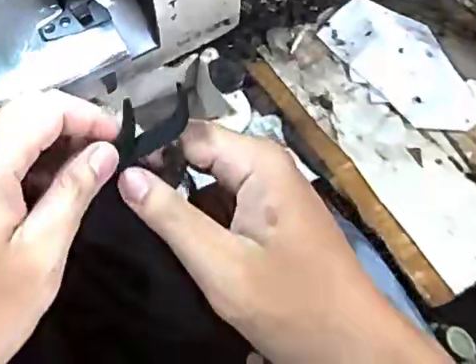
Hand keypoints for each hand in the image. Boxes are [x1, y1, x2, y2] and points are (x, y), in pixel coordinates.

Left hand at [0, 90, 120, 363]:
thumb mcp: (39, 257)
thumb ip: (73, 193)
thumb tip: (104, 151)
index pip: (46, 107)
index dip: (87, 114)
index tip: (122, 135)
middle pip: (27, 108)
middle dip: (71, 120)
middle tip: (109, 148)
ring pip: (13, 128)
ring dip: (52, 137)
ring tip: (90, 165)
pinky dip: (31, 157)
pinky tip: (54, 186)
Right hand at [118, 121, 448, 363]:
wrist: (362, 356)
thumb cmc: (297, 309)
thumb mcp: (224, 268)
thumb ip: (171, 218)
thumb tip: (126, 173)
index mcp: (258, 160)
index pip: (187, 134)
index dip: (151, 149)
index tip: (113, 169)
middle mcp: (266, 161)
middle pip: (198, 152)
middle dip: (164, 173)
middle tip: (124, 197)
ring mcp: (272, 186)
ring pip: (209, 176)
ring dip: (182, 196)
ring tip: (144, 215)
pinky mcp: (273, 211)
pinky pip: (225, 196)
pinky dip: (202, 212)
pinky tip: (181, 233)